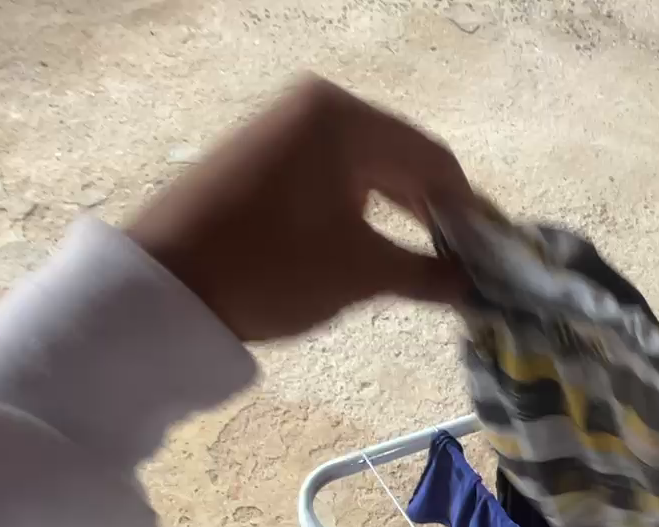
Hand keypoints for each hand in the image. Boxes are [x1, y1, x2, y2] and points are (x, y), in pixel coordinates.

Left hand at [127, 76, 474, 342]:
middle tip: (464, 262)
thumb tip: (471, 285)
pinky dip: (367, 210)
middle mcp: (319, 108)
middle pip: (404, 159)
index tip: (490, 255)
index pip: (434, 159)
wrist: (167, 285)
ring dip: (405, 213)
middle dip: (437, 212)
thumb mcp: (360, 273)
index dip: (468, 210)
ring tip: (429, 260)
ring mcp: (288, 128)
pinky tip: (380, 243)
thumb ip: (427, 274)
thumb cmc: (273, 268)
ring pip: (372, 169)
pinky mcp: (268, 155)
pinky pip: (338, 176)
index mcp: (345, 120)